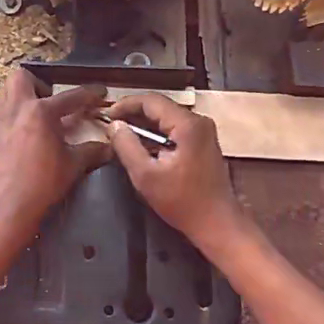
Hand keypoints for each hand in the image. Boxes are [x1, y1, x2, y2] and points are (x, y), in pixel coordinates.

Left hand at [0, 70, 109, 229]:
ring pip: (7, 91)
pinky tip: (26, 130)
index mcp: (41, 112)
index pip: (71, 96)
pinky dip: (15, 112)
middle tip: (54, 99)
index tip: (99, 92)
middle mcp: (17, 109)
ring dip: (24, 95)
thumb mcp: (72, 165)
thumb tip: (108, 148)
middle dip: (40, 83)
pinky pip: (2, 110)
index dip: (89, 93)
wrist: (7, 207)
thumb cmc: (41, 184)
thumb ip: (91, 151)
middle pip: (23, 77)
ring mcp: (0, 120)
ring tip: (39, 111)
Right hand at [105, 94, 251, 253]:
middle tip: (112, 126)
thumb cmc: (182, 202)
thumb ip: (127, 146)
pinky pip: (176, 129)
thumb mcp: (146, 175)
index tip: (107, 115)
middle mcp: (199, 121)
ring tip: (122, 135)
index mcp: (188, 124)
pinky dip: (158, 135)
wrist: (217, 222)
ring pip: (168, 118)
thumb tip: (114, 125)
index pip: (152, 101)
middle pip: (161, 107)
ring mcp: (204, 131)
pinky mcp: (204, 142)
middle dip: (134, 115)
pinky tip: (142, 146)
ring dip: (145, 125)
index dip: (126, 105)